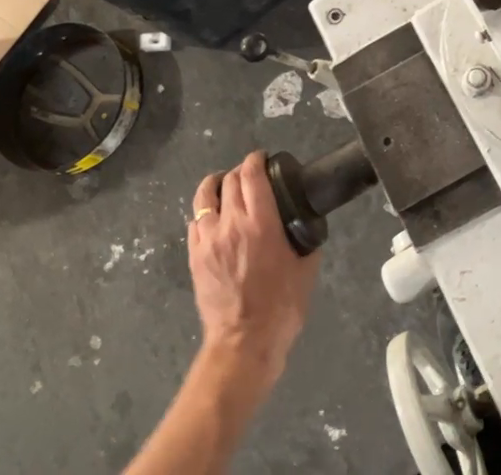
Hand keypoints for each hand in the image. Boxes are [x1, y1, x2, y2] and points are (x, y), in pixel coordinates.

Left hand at [187, 152, 320, 380]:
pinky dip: (205, 213)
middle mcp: (231, 224)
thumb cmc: (281, 307)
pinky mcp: (194, 255)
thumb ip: (304, 239)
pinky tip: (214, 220)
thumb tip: (303, 224)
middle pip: (228, 180)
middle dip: (240, 171)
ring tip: (224, 187)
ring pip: (204, 195)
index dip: (256, 159)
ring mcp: (207, 239)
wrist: (244, 342)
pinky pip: (194, 222)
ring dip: (216, 185)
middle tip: (250, 177)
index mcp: (261, 223)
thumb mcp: (306, 269)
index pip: (252, 175)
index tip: (262, 158)